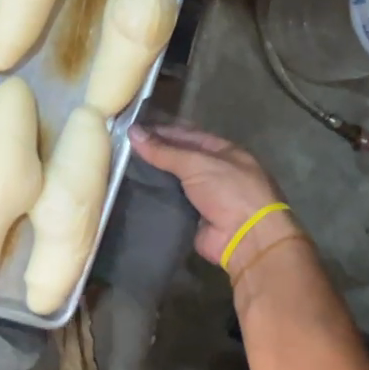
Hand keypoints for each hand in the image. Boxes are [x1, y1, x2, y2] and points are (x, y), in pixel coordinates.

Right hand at [128, 123, 302, 277]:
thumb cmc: (229, 192)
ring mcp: (206, 196)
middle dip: (155, 153)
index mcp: (224, 152)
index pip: (188, 135)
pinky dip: (155, 197)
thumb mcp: (197, 164)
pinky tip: (133, 191)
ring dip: (153, 175)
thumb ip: (164, 151)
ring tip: (122, 167)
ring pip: (174, 181)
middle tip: (123, 148)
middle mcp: (216, 171)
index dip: (162, 130)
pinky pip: (171, 202)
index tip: (133, 129)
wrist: (246, 239)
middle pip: (180, 157)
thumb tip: (132, 132)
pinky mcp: (194, 217)